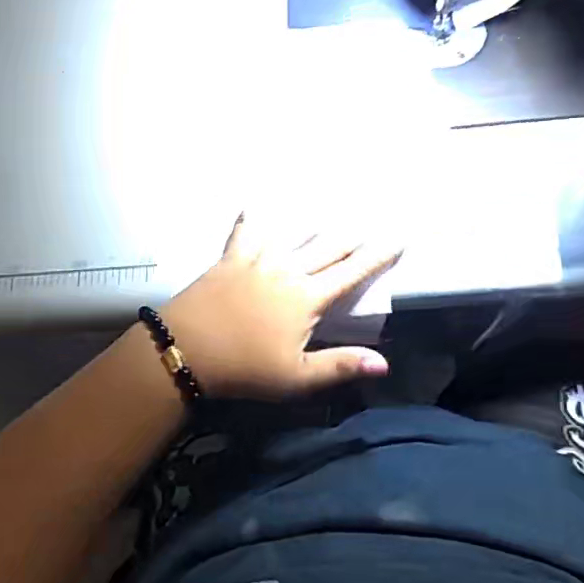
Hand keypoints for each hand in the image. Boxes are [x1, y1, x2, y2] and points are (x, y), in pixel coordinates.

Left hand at [159, 215, 402, 399]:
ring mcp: (257, 259)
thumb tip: (384, 363)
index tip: (397, 238)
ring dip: (314, 222)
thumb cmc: (245, 369)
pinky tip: (256, 204)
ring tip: (328, 209)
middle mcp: (288, 269)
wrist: (185, 349)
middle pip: (328, 245)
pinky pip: (247, 230)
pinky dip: (255, 217)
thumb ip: (340, 366)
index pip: (352, 272)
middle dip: (352, 234)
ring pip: (293, 232)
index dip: (378, 255)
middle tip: (370, 220)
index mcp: (308, 297)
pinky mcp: (230, 258)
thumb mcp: (297, 377)